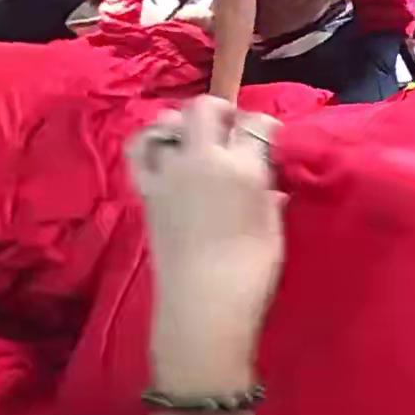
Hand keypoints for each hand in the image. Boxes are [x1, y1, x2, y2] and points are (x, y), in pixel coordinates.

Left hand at [128, 97, 283, 395]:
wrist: (203, 306)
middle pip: (205, 108)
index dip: (266, 126)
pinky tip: (166, 152)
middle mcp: (202, 159)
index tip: (272, 139)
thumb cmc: (251, 272)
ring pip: (167, 121)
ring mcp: (168, 172)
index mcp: (242, 168)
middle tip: (235, 131)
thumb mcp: (273, 230)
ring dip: (184, 123)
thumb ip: (269, 198)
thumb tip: (270, 184)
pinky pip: (141, 150)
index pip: (256, 124)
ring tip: (197, 141)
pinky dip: (153, 142)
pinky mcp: (147, 190)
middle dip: (224, 111)